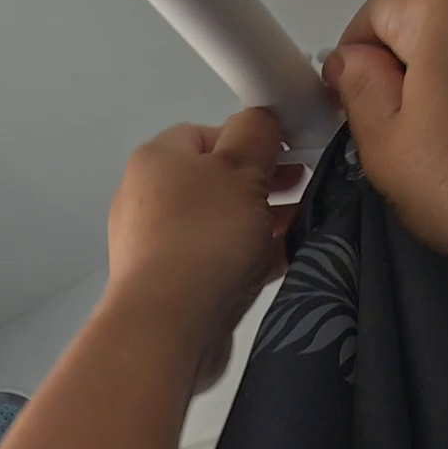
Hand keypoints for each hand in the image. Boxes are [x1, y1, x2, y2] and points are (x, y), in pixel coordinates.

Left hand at [106, 109, 296, 390]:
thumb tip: (260, 121)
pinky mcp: (167, 291)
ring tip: (297, 230)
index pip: (206, 135)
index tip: (287, 154)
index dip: (250, 141)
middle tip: (301, 190)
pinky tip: (277, 265)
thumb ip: (258, 132)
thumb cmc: (205, 236)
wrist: (168, 327)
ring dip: (257, 227)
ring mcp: (153, 251)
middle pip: (213, 184)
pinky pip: (212, 265)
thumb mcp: (242, 166)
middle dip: (261, 187)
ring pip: (216, 228)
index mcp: (155, 161)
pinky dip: (243, 262)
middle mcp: (146, 203)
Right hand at [323, 0, 447, 276]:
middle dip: (402, 69)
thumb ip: (357, 89)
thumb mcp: (386, 147)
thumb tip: (348, 61)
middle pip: (422, 17)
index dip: (353, 67)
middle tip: (404, 135)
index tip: (356, 111)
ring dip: (443, 77)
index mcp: (447, 0)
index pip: (373, 14)